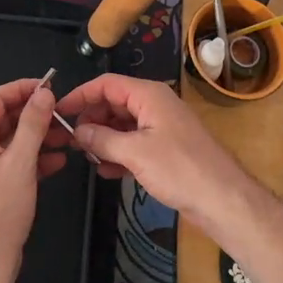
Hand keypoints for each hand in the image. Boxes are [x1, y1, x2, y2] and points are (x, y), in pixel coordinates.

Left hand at [0, 79, 71, 282]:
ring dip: (38, 138)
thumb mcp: (20, 162)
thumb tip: (44, 92)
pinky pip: (12, 161)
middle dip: (34, 116)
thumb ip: (33, 124)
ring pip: (11, 141)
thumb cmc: (0, 209)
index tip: (51, 87)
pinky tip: (57, 162)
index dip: (23, 88)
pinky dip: (32, 158)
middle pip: (5, 118)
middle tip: (62, 115)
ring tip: (66, 139)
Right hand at [56, 73, 245, 216]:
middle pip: (114, 103)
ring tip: (86, 158)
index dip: (81, 95)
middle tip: (71, 140)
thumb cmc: (179, 168)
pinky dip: (119, 153)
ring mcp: (161, 127)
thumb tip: (79, 131)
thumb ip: (103, 140)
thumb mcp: (135, 153)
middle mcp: (154, 104)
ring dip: (104, 139)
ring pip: (123, 125)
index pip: (106, 84)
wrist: (223, 199)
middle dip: (92, 120)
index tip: (59, 111)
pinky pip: (134, 144)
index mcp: (148, 94)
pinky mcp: (166, 149)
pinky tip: (105, 170)